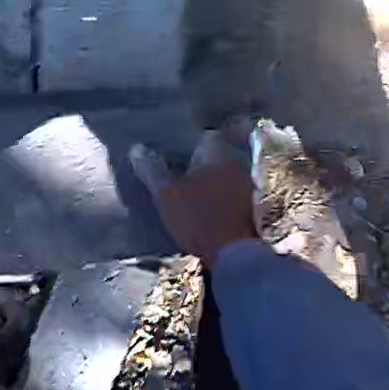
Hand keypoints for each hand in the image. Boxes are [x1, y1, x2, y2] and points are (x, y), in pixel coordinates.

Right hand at [131, 129, 258, 268]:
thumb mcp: (167, 195)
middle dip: (197, 162)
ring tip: (187, 191)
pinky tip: (204, 208)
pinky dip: (218, 196)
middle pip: (214, 155)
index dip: (186, 142)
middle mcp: (236, 163)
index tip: (170, 151)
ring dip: (208, 180)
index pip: (203, 136)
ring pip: (223, 175)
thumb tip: (136, 149)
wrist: (234, 253)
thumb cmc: (198, 218)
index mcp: (217, 153)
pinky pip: (231, 193)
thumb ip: (152, 171)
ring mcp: (247, 184)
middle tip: (175, 171)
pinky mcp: (251, 206)